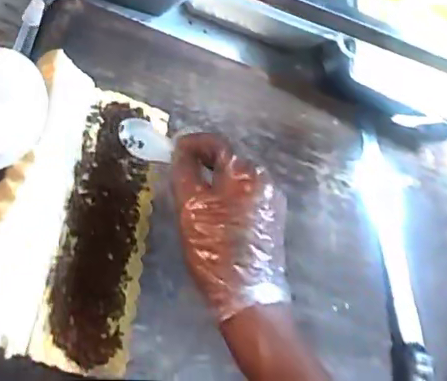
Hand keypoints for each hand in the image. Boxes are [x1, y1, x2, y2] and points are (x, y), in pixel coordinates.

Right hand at [171, 133, 290, 322]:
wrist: (249, 304)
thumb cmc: (216, 251)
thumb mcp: (190, 206)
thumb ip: (184, 169)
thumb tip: (181, 149)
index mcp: (247, 173)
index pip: (216, 143)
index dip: (192, 143)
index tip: (173, 149)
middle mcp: (265, 181)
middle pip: (229, 160)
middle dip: (203, 161)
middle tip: (180, 169)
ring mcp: (272, 202)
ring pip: (237, 179)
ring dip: (215, 179)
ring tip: (194, 190)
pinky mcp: (273, 221)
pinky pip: (246, 196)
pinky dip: (228, 195)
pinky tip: (213, 209)